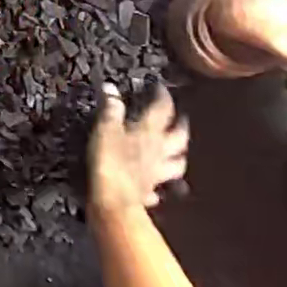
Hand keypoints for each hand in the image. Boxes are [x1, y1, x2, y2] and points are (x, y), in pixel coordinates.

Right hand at [88, 83, 189, 214]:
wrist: (114, 199)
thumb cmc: (110, 160)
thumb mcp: (105, 128)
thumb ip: (110, 109)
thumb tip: (111, 88)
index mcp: (149, 132)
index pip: (162, 109)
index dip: (163, 96)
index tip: (160, 87)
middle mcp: (160, 151)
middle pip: (178, 136)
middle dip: (181, 125)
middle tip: (182, 118)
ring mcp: (158, 172)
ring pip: (176, 162)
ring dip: (178, 155)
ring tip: (178, 151)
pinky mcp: (149, 189)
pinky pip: (160, 185)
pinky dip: (161, 183)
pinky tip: (158, 186)